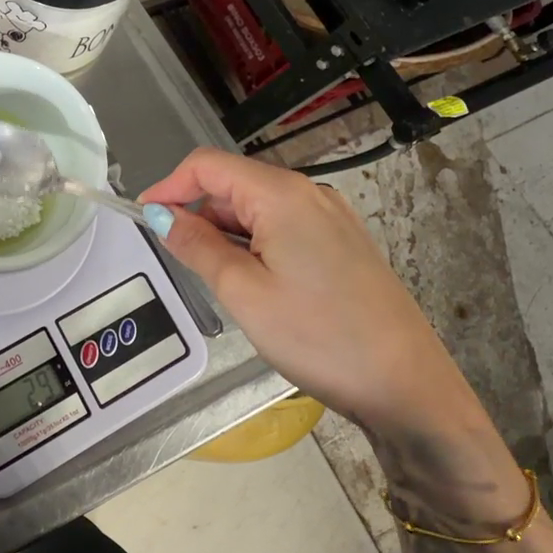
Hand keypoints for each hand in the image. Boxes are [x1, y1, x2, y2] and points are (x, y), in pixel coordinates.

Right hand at [138, 148, 477, 433]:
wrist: (409, 387)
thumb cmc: (318, 335)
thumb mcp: (243, 292)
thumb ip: (197, 246)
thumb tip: (161, 215)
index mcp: (282, 195)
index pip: (207, 165)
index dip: (168, 185)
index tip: (143, 218)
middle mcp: (309, 193)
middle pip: (233, 183)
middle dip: (196, 211)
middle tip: (177, 259)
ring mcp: (331, 218)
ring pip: (257, 207)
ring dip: (224, 231)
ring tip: (215, 278)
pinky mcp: (343, 243)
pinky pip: (283, 226)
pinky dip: (253, 242)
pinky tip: (252, 281)